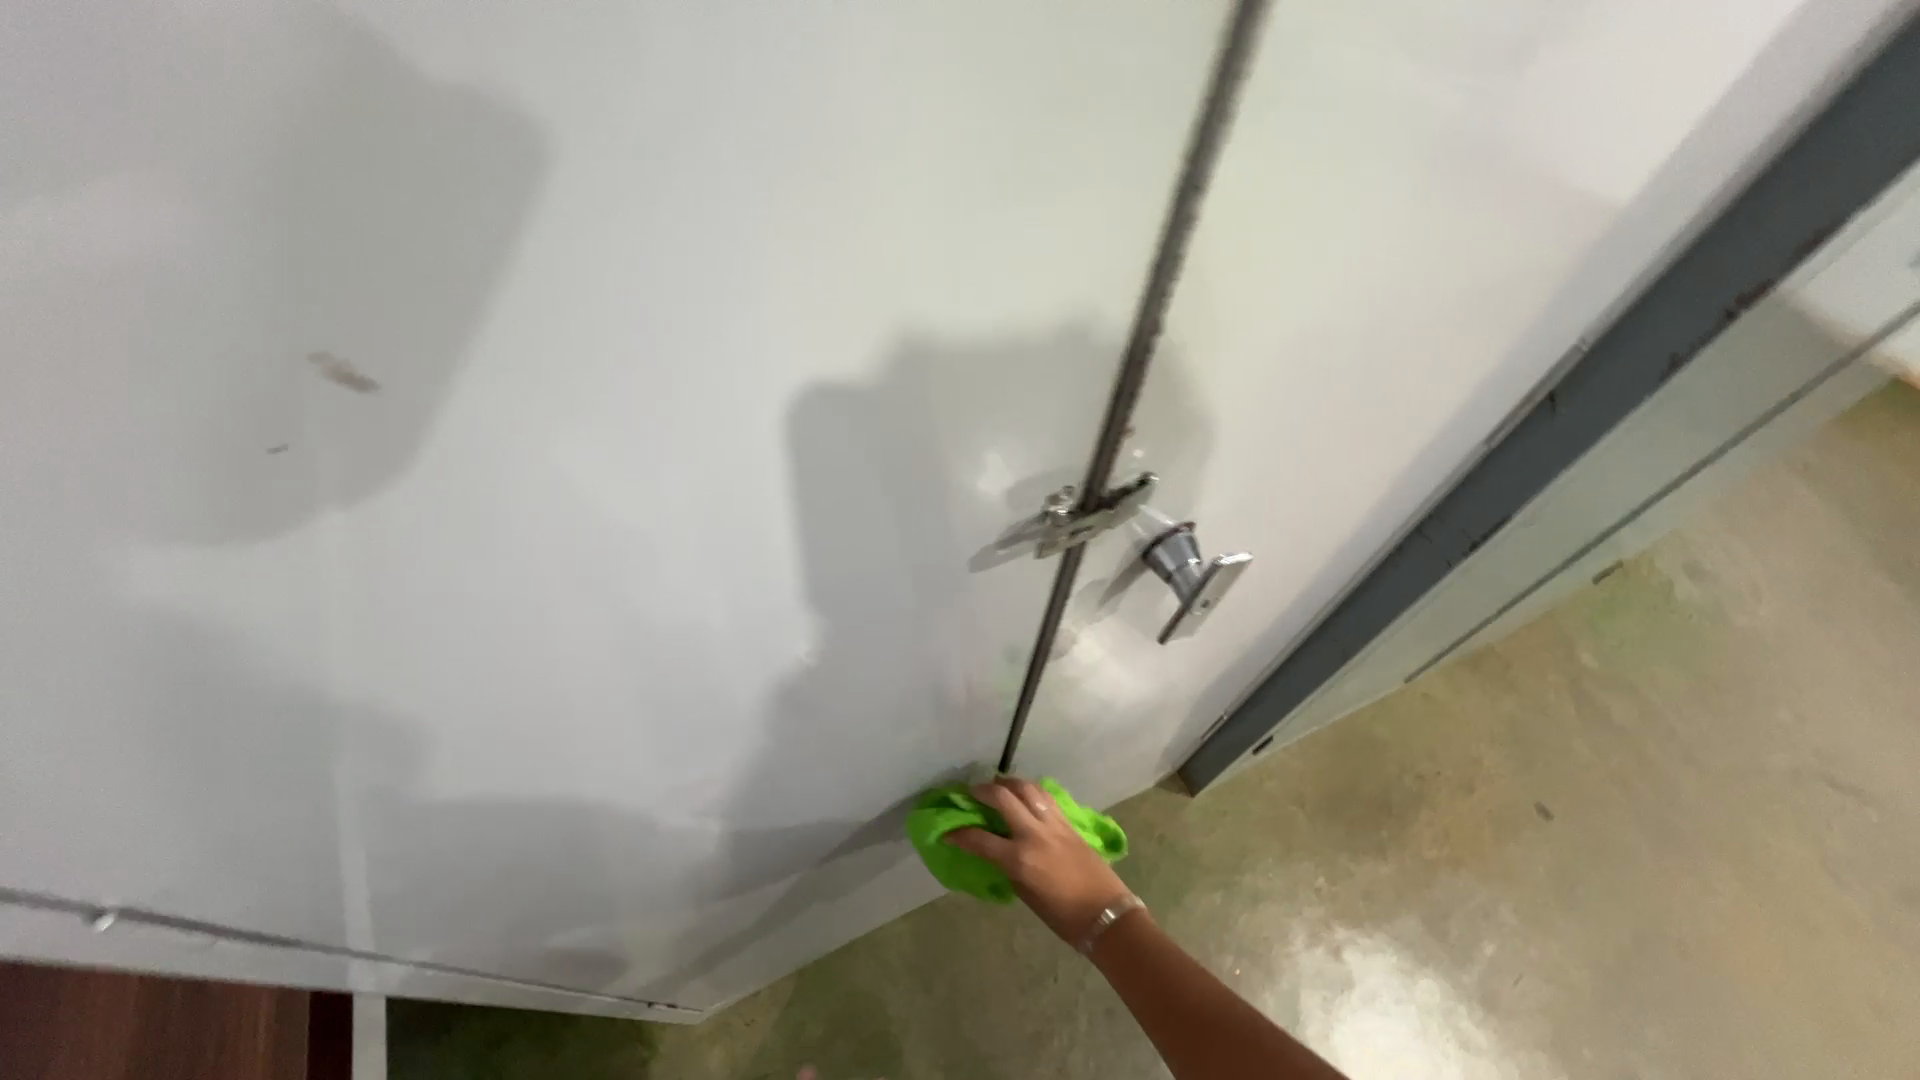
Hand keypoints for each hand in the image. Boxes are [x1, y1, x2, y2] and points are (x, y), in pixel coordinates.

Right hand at [944, 775, 1132, 944]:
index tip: (947, 831)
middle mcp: (1034, 835)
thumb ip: (1008, 868)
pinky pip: (1045, 797)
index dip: (959, 834)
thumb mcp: (1025, 895)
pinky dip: (1030, 790)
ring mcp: (1053, 825)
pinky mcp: (1069, 822)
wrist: (1106, 914)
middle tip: (972, 793)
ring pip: (1027, 789)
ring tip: (998, 785)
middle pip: (1003, 797)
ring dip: (1008, 782)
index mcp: (1020, 860)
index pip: (980, 839)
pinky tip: (1025, 794)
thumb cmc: (1062, 916)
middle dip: (982, 791)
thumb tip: (996, 851)